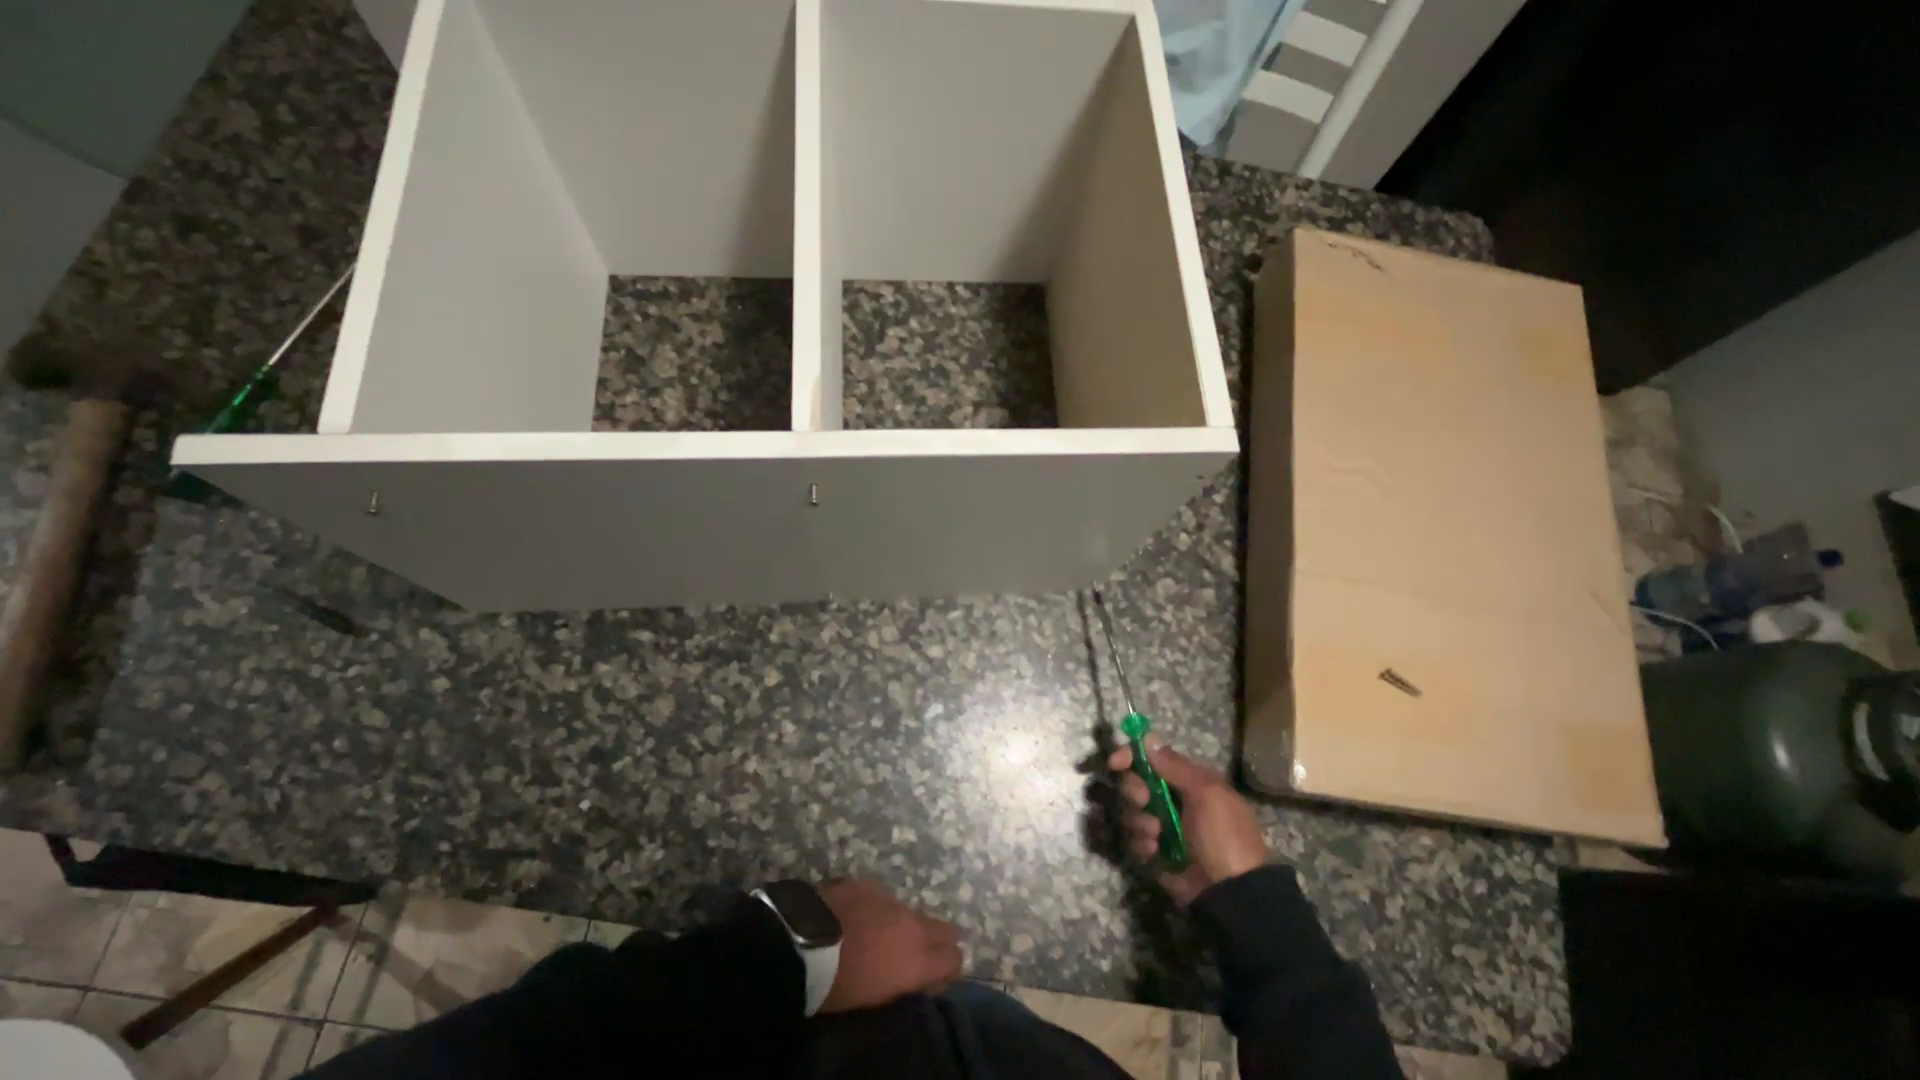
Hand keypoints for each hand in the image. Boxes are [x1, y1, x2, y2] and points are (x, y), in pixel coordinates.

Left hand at [818, 879, 963, 1012]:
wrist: (799, 943)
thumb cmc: (836, 985)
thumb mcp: (875, 997)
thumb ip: (902, 981)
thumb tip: (913, 976)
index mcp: (918, 960)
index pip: (954, 959)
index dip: (946, 970)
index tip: (931, 979)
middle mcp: (912, 925)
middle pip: (944, 929)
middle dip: (936, 941)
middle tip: (915, 954)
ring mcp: (890, 899)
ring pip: (908, 912)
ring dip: (899, 924)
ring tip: (873, 936)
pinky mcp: (865, 883)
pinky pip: (879, 898)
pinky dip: (872, 908)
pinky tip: (852, 916)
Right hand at [1108, 739, 1269, 905]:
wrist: (1231, 891)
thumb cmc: (1223, 835)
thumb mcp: (1207, 794)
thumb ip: (1176, 766)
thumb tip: (1148, 737)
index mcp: (1188, 781)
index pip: (1151, 759)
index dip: (1130, 757)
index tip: (1115, 763)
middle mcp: (1171, 800)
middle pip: (1133, 783)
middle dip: (1133, 791)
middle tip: (1145, 801)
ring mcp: (1161, 827)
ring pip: (1129, 812)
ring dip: (1138, 821)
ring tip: (1156, 836)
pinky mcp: (1154, 851)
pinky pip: (1133, 839)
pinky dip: (1141, 844)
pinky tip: (1155, 851)